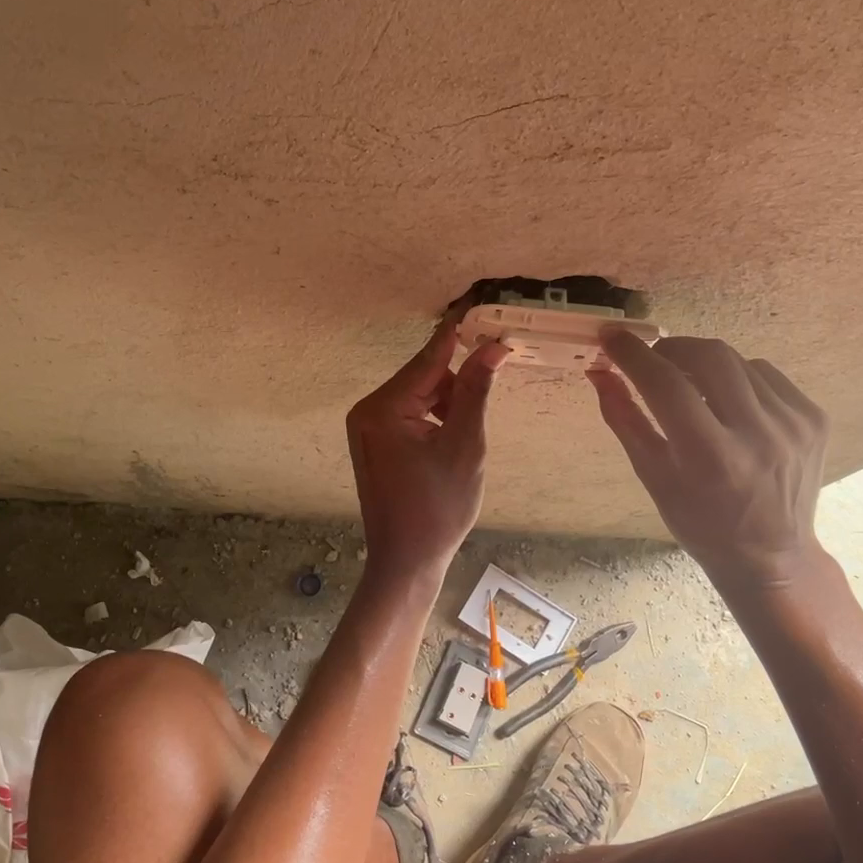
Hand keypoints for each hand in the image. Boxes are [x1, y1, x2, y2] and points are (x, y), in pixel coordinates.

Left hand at [347, 323, 509, 578]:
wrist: (406, 560)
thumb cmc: (438, 509)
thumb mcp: (465, 445)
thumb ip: (476, 391)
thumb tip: (492, 346)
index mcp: (383, 408)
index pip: (429, 356)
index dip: (460, 330)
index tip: (480, 302)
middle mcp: (368, 410)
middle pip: (423, 375)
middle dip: (457, 381)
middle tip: (494, 383)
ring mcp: (367, 427)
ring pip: (419, 395)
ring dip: (448, 403)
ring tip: (466, 439)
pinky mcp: (374, 441)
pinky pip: (409, 413)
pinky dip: (435, 417)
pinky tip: (452, 441)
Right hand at [588, 332, 829, 594]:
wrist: (770, 554)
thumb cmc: (699, 521)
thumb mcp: (652, 476)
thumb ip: (624, 419)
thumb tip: (599, 371)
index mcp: (709, 457)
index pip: (666, 384)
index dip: (634, 354)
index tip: (611, 336)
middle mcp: (757, 434)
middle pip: (709, 356)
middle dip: (672, 348)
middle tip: (652, 360)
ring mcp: (793, 424)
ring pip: (738, 361)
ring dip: (703, 364)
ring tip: (690, 387)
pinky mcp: (814, 418)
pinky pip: (766, 375)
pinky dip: (738, 377)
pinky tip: (728, 403)